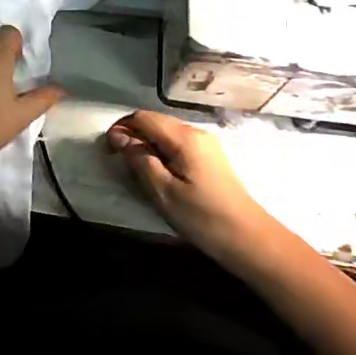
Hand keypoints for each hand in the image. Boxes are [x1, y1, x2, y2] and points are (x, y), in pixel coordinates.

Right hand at [105, 111, 291, 266]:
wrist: (247, 237)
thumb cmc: (202, 217)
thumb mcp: (163, 191)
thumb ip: (140, 160)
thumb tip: (119, 136)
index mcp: (184, 137)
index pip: (144, 117)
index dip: (121, 128)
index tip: (107, 150)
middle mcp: (196, 131)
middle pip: (156, 121)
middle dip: (133, 134)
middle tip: (117, 159)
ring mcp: (206, 143)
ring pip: (167, 132)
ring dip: (147, 143)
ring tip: (135, 168)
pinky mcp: (211, 156)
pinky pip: (179, 143)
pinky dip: (162, 150)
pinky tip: (158, 170)